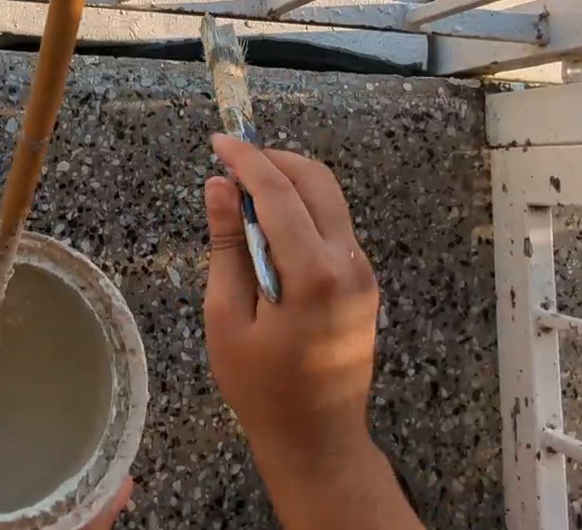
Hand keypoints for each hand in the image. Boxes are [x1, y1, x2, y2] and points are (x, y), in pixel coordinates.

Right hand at [203, 135, 422, 528]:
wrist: (319, 440)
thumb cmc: (261, 386)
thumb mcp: (227, 315)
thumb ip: (227, 244)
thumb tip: (220, 186)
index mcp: (313, 273)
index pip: (278, 192)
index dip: (246, 159)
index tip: (218, 141)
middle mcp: (348, 263)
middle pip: (316, 180)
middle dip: (273, 159)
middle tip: (232, 162)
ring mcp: (363, 271)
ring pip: (330, 197)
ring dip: (288, 180)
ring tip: (244, 190)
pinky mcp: (363, 280)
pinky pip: (333, 223)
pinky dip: (301, 206)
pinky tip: (269, 223)